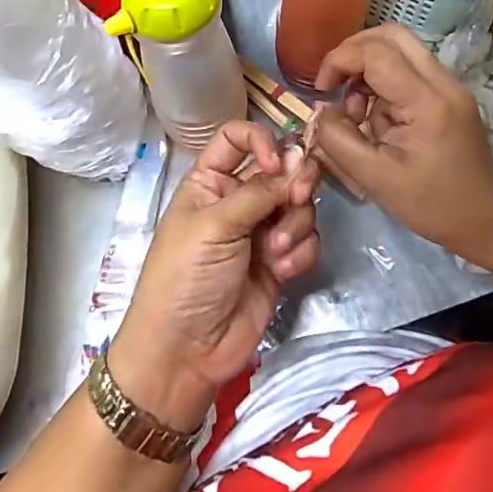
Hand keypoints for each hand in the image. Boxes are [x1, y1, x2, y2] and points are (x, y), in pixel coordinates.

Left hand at [111, 122, 320, 429]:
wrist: (185, 353)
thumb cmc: (184, 279)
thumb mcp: (214, 227)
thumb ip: (259, 191)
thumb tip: (298, 158)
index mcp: (210, 182)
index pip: (238, 138)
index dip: (261, 140)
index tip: (276, 162)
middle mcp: (239, 200)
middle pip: (281, 169)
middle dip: (295, 182)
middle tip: (298, 197)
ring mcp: (262, 231)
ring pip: (299, 205)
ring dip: (295, 225)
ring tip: (275, 254)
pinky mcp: (281, 261)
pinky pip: (307, 239)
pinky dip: (300, 252)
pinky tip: (282, 272)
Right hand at [313, 25, 492, 264]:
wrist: (487, 217)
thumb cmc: (432, 205)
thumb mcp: (376, 179)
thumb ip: (339, 140)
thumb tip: (321, 110)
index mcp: (427, 102)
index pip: (376, 54)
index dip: (340, 61)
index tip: (321, 91)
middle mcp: (443, 82)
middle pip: (391, 35)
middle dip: (353, 52)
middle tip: (335, 86)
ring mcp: (450, 84)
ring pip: (401, 47)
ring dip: (369, 68)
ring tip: (358, 111)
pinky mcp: (448, 93)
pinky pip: (409, 67)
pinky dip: (384, 80)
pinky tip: (377, 117)